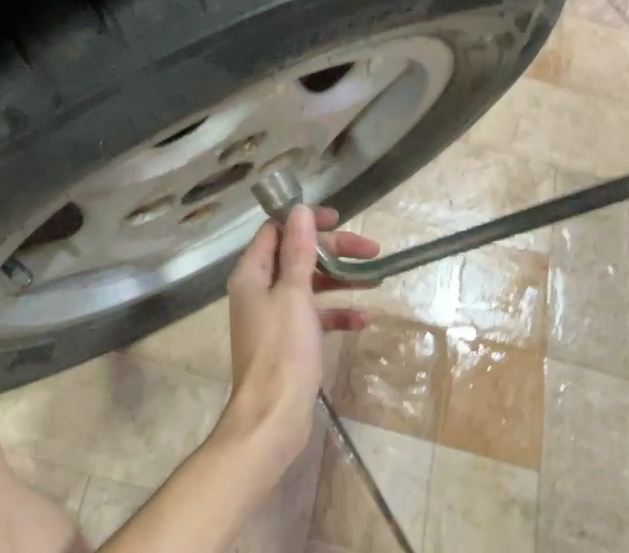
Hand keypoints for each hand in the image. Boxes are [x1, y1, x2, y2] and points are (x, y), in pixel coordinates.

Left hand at [214, 205, 377, 479]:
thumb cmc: (282, 352)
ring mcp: (273, 317)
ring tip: (376, 280)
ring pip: (309, 285)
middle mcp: (259, 290)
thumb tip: (299, 210)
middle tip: (370, 250)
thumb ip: (298, 252)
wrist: (272, 418)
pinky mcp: (288, 341)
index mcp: (252, 273)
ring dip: (340, 280)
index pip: (276, 231)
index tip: (339, 219)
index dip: (305, 221)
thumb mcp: (294, 295)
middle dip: (333, 251)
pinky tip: (364, 320)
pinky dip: (337, 314)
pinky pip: (314, 316)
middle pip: (297, 256)